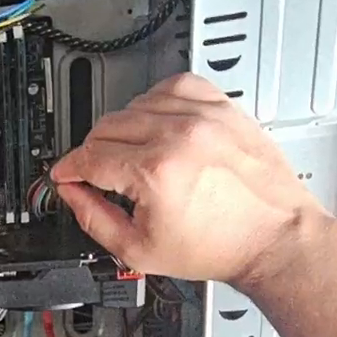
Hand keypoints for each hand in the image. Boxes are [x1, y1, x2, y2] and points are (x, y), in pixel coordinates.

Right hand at [50, 73, 336, 288]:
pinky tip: (155, 123)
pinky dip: (155, 101)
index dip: (67, 169)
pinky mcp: (223, 108)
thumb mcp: (137, 250)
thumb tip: (72, 193)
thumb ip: (93, 218)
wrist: (272, 237)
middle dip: (90, 152)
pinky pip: (174, 85)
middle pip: (106, 127)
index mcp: (154, 172)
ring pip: (134, 103)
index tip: (64, 176)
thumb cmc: (218, 246)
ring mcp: (203, 116)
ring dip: (120, 127)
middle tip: (94, 173)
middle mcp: (178, 136)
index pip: (89, 157)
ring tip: (126, 153)